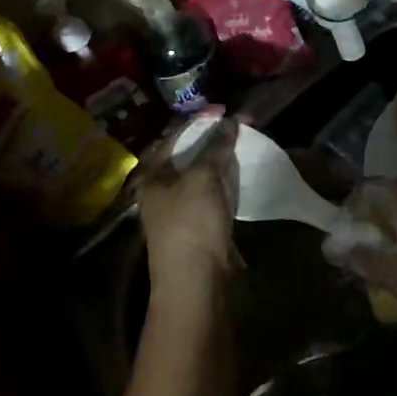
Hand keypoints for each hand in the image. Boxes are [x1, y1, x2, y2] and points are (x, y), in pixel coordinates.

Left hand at [137, 111, 239, 300]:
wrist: (196, 285)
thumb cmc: (191, 224)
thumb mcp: (203, 178)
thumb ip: (215, 146)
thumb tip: (230, 121)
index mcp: (152, 176)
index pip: (175, 136)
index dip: (199, 120)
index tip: (226, 111)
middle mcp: (162, 190)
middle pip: (188, 154)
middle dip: (213, 137)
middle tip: (240, 125)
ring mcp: (180, 209)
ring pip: (202, 173)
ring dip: (221, 158)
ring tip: (244, 142)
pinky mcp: (199, 225)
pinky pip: (212, 192)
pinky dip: (225, 179)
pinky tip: (240, 171)